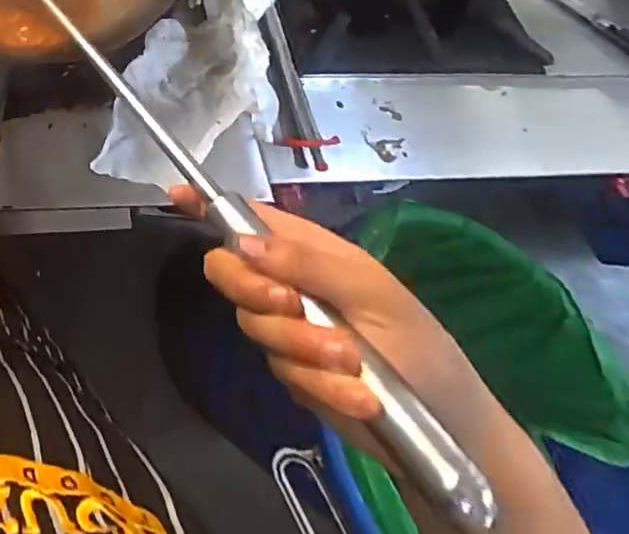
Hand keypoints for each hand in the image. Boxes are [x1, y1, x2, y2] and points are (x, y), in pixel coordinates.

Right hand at [168, 186, 489, 442]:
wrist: (453, 432)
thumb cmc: (422, 345)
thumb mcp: (373, 292)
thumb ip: (308, 263)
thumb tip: (242, 243)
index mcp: (307, 249)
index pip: (247, 217)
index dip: (208, 205)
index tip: (176, 196)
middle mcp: (287, 281)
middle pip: (228, 268)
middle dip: (253, 290)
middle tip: (289, 305)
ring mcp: (286, 326)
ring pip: (251, 323)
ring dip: (301, 346)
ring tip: (351, 364)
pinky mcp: (291, 369)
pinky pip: (279, 368)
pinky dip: (318, 384)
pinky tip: (356, 396)